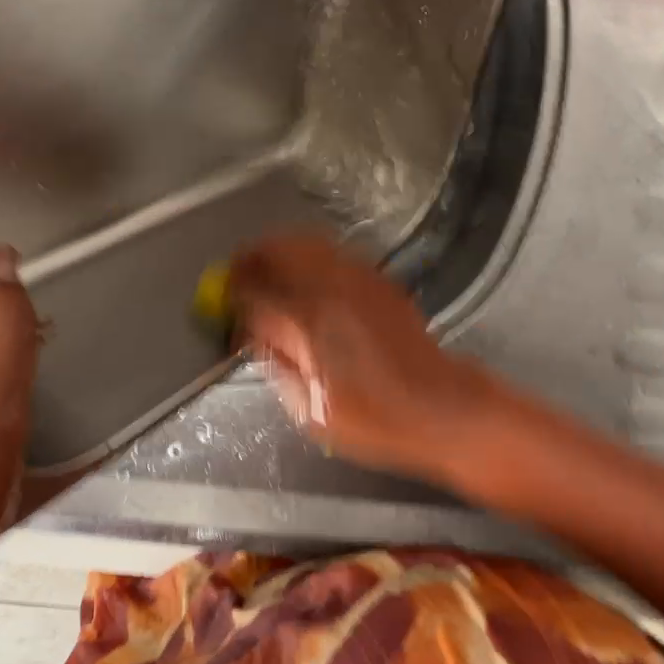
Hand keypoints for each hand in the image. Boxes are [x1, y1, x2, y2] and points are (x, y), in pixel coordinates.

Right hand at [230, 234, 504, 481]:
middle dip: (252, 259)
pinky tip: (307, 278)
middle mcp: (333, 289)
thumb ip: (277, 365)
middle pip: (279, 251)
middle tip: (237, 273)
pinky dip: (310, 256)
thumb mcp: (311, 408)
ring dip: (280, 251)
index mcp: (310, 323)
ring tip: (266, 269)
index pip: (254, 293)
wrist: (440, 406)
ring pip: (307, 243)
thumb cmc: (375, 419)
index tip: (222, 299)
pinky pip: (334, 253)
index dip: (232, 293)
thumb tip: (253, 337)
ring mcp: (360, 279)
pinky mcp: (379, 280)